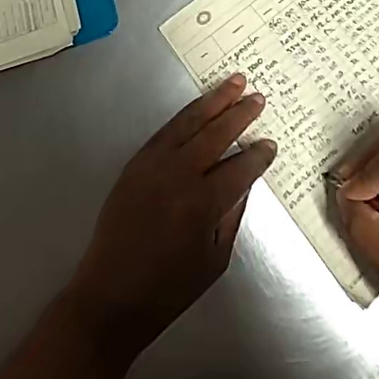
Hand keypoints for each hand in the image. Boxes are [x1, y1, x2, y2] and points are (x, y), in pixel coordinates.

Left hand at [64, 75, 275, 359]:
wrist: (109, 296)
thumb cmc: (168, 288)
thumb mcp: (215, 258)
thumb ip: (232, 214)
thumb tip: (245, 179)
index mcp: (202, 204)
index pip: (240, 168)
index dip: (258, 155)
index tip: (270, 144)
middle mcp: (178, 176)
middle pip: (215, 133)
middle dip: (239, 113)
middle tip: (257, 97)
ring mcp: (152, 165)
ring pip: (188, 122)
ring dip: (213, 101)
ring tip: (234, 83)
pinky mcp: (135, 163)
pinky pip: (165, 131)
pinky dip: (185, 115)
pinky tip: (199, 107)